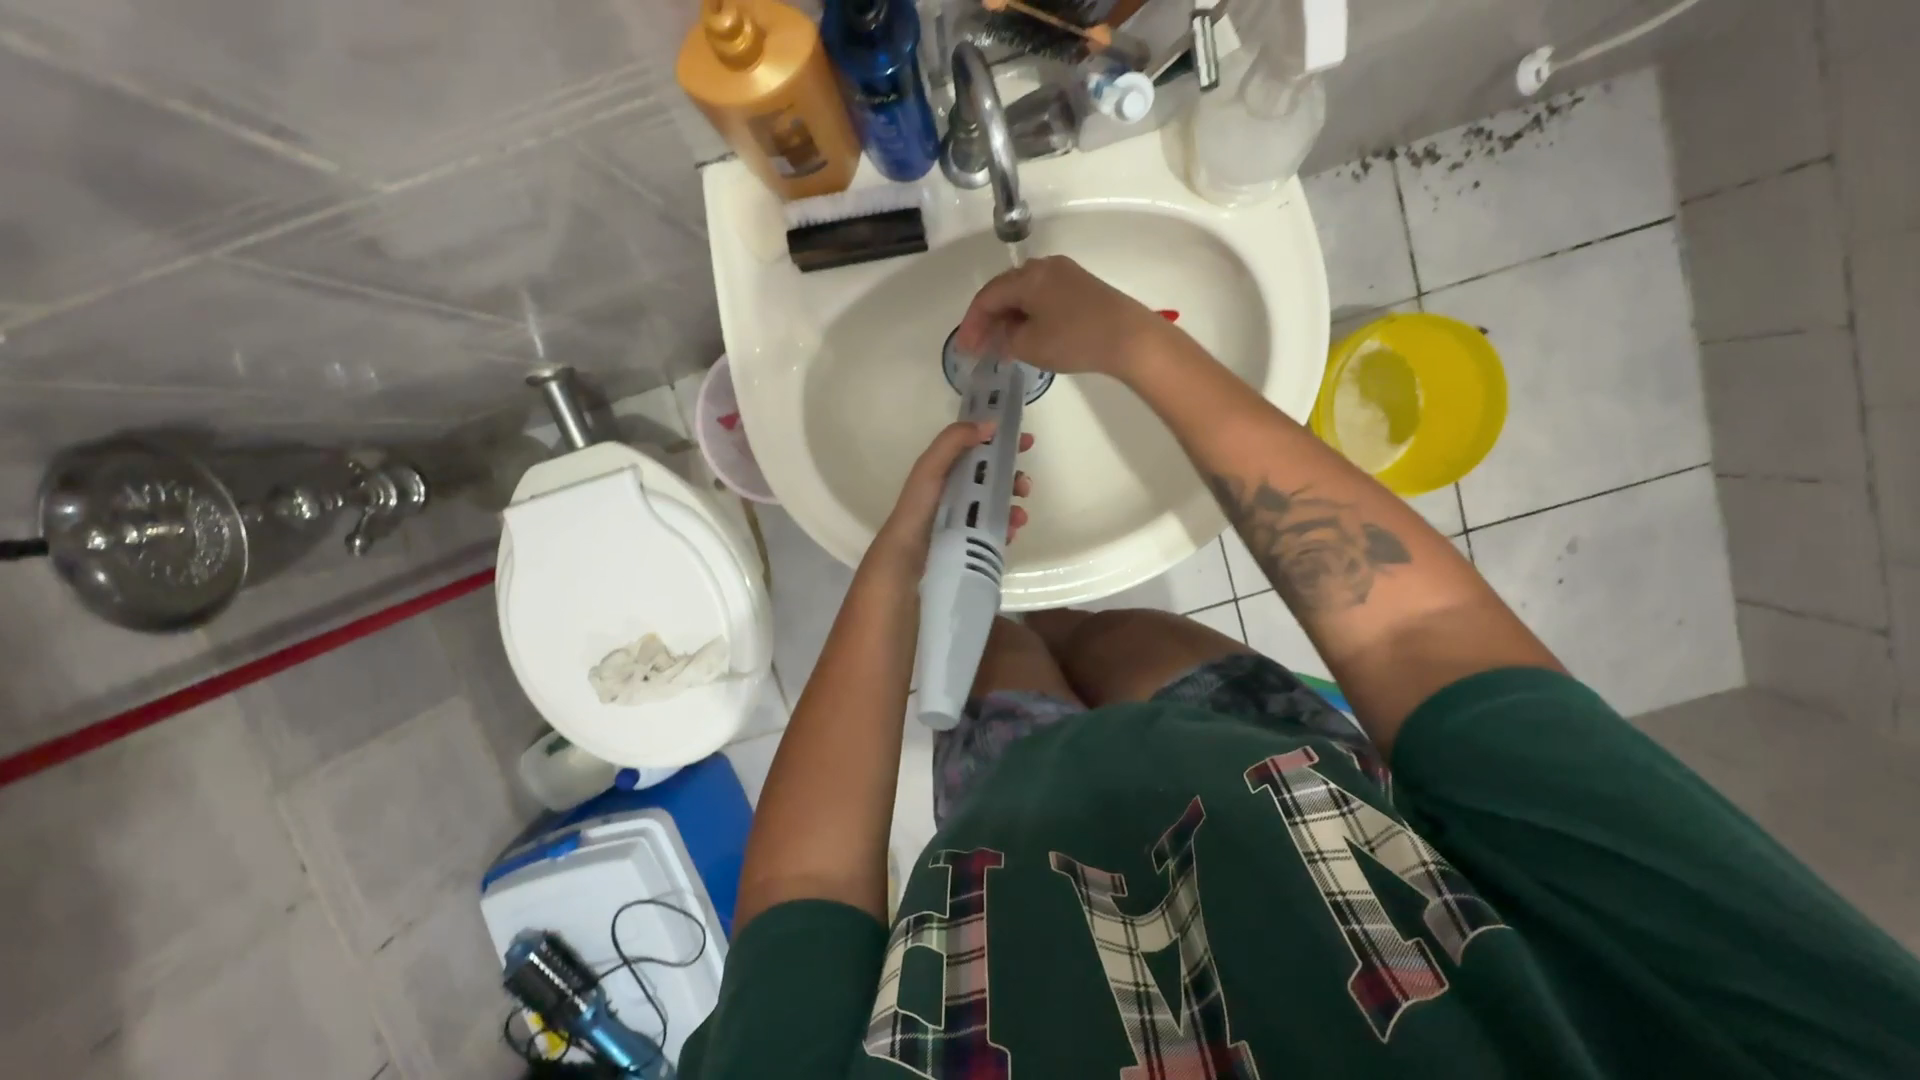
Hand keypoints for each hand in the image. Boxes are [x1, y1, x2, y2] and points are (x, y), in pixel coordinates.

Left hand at [867, 421, 1033, 575]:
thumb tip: (990, 424)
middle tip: (1025, 485)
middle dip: (1014, 478)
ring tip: (1019, 516)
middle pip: (994, 478)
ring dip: (1014, 506)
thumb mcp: (930, 469)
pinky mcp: (971, 543)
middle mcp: (956, 493)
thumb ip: (953, 442)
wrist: (906, 563)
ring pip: (999, 506)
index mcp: (945, 472)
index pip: (978, 450)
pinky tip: (1011, 533)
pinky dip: (1008, 529)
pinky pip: (997, 531)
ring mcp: (964, 519)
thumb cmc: (918, 511)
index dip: (1002, 442)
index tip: (1026, 441)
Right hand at [953, 255, 1181, 377]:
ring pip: (1025, 294)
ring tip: (1001, 345)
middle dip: (989, 320)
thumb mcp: (1030, 345)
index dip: (972, 324)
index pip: (987, 296)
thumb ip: (1006, 340)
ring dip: (1009, 318)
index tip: (965, 350)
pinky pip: (1043, 298)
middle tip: (979, 348)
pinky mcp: (1081, 287)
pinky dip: (1029, 316)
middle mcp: (1044, 267)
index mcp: (1027, 277)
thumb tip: (1001, 337)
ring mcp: (1065, 274)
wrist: (1129, 337)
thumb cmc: (1074, 339)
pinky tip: (1027, 336)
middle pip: (1005, 291)